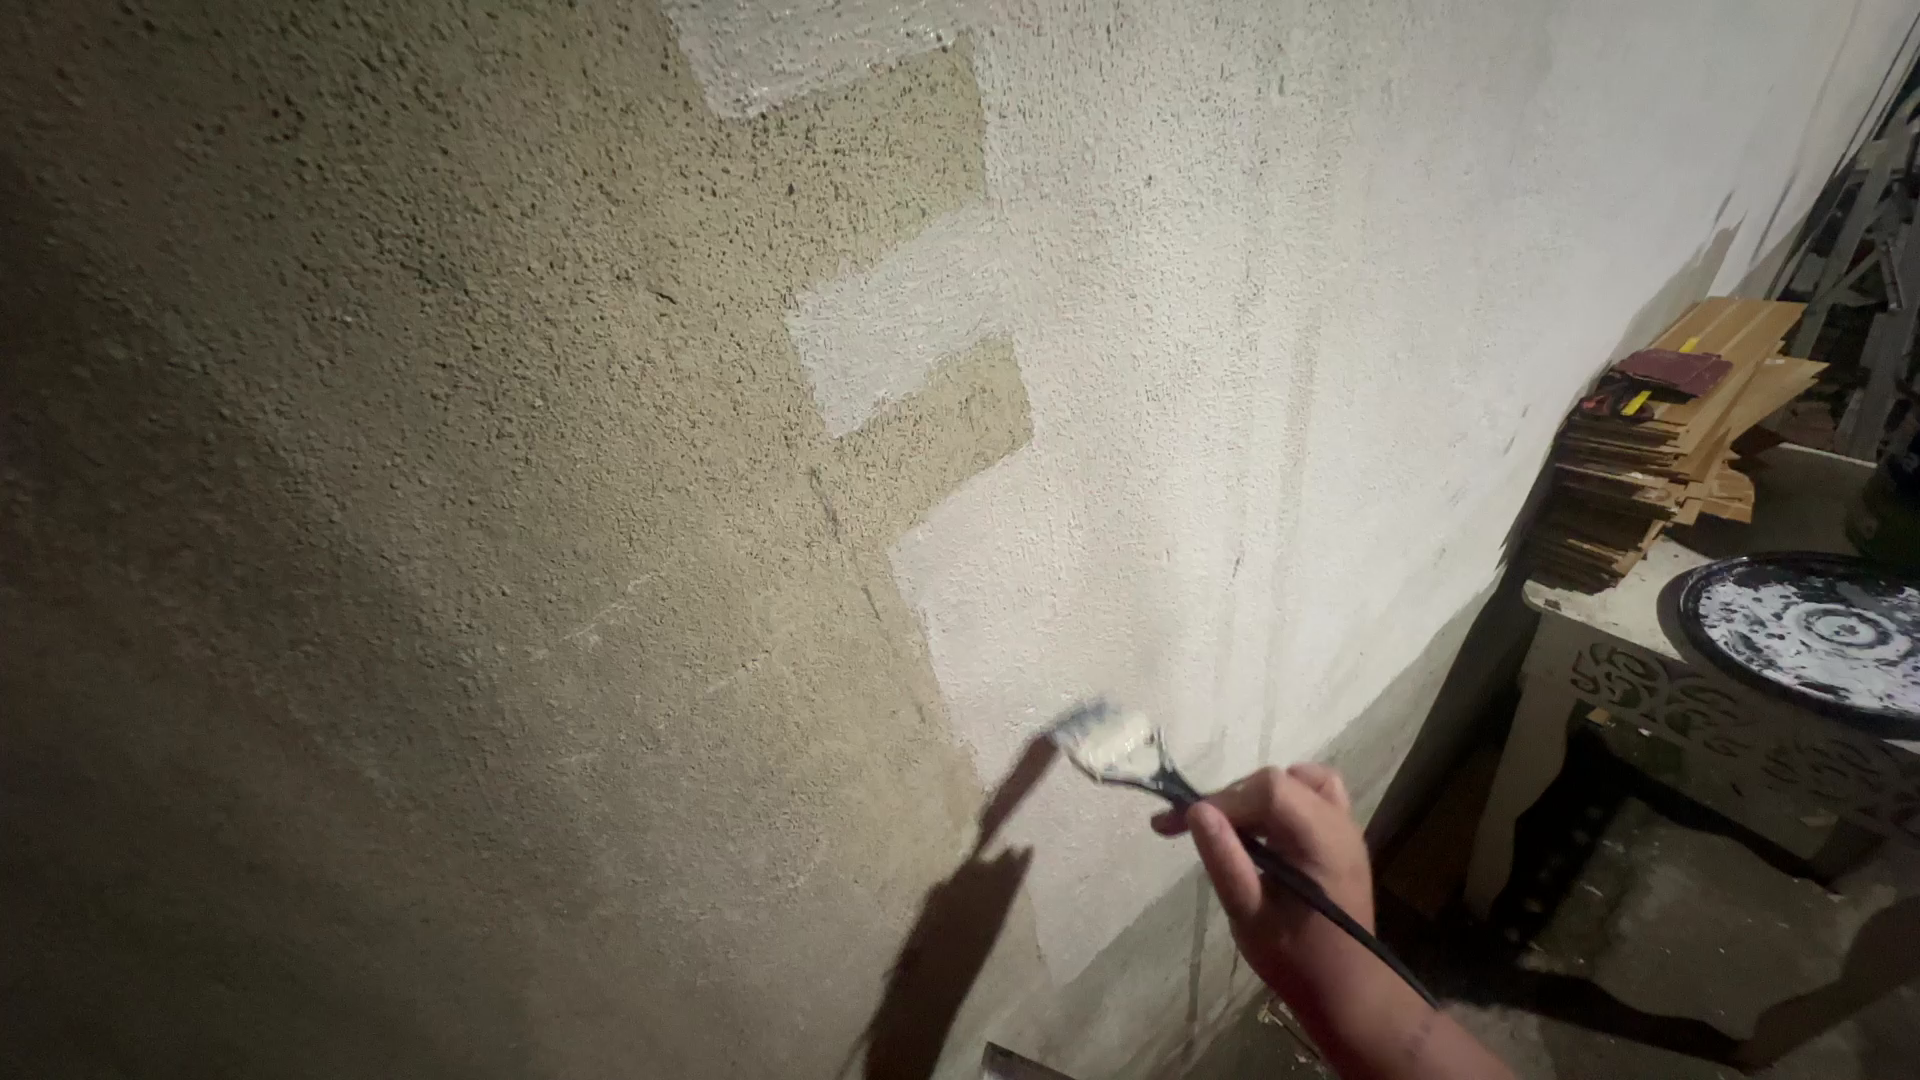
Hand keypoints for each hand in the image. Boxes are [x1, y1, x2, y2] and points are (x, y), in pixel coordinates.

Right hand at [1152, 764, 1373, 1001]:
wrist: (1349, 994)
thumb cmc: (1298, 960)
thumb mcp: (1250, 916)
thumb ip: (1225, 860)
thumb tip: (1196, 810)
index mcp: (1323, 842)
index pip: (1267, 791)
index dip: (1221, 799)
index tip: (1180, 824)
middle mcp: (1339, 823)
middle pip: (1274, 782)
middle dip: (1228, 800)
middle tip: (1188, 829)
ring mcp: (1344, 826)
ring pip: (1291, 780)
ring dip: (1252, 797)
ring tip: (1229, 829)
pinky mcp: (1338, 835)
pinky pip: (1312, 791)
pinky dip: (1283, 796)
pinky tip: (1265, 825)